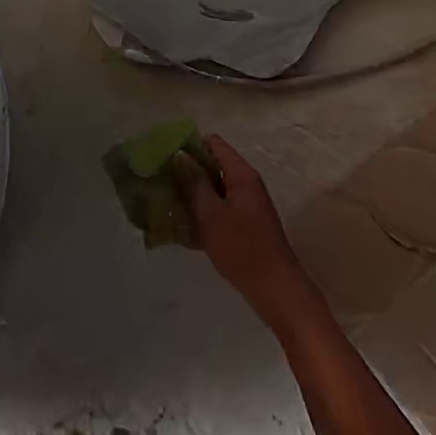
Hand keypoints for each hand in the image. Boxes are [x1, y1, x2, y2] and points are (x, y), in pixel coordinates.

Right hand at [175, 134, 316, 323]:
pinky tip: (180, 224)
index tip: (164, 154)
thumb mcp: (211, 214)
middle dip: (186, 169)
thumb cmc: (243, 249)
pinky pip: (218, 208)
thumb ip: (194, 182)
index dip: (188, 144)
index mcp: (241, 175)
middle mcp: (246, 184)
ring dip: (191, 192)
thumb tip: (179, 154)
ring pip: (213, 188)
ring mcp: (246, 205)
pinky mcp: (244, 225)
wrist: (277, 291)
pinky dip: (201, 211)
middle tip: (159, 178)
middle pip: (212, 164)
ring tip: (163, 199)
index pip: (213, 143)